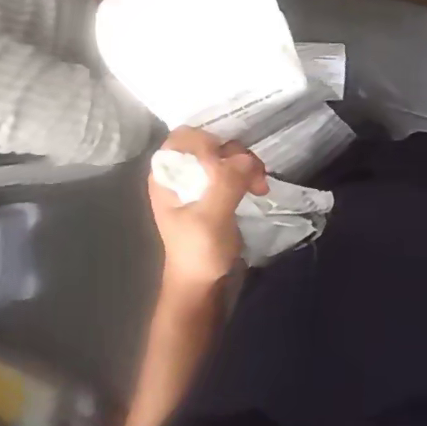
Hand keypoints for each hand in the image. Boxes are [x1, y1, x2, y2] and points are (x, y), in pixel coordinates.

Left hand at [148, 127, 268, 290]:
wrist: (202, 288)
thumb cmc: (198, 254)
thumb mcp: (211, 218)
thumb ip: (225, 184)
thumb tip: (244, 159)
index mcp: (166, 175)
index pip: (185, 137)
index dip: (210, 142)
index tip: (230, 163)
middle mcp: (179, 173)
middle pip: (210, 143)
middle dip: (235, 155)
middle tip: (255, 176)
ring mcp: (198, 183)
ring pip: (226, 155)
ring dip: (247, 165)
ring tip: (260, 187)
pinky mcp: (216, 193)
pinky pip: (234, 171)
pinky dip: (248, 175)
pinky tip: (259, 190)